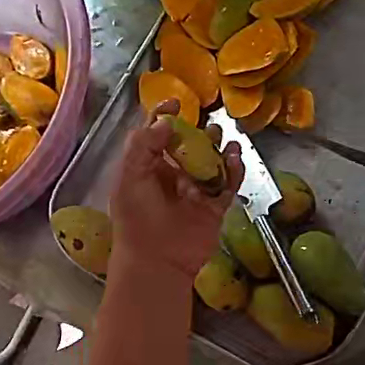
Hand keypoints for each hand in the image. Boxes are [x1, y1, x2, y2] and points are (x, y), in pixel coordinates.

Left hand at [110, 101, 242, 280]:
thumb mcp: (129, 177)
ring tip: (226, 138)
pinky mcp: (214, 207)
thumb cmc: (137, 220)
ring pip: (211, 162)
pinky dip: (234, 170)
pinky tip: (235, 158)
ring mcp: (195, 192)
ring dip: (219, 148)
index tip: (176, 102)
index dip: (163, 116)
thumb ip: (143, 145)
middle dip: (198, 132)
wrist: (158, 262)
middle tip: (208, 123)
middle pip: (188, 146)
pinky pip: (228, 184)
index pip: (155, 135)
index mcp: (146, 169)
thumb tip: (165, 122)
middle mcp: (171, 177)